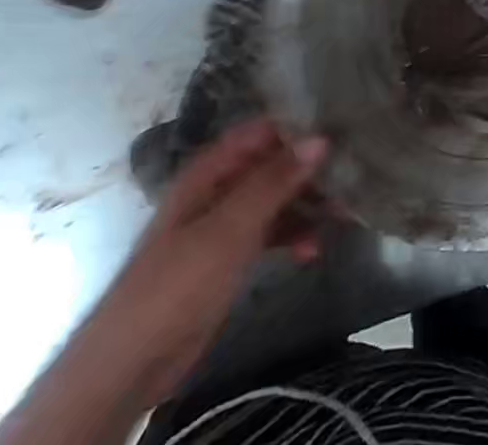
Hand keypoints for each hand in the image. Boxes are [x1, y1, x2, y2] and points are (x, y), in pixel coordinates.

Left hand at [0, 119, 326, 444]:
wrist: (134, 361)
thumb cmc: (177, 283)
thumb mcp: (230, 228)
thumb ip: (274, 181)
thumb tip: (320, 137)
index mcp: (209, 172)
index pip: (260, 132)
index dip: (298, 126)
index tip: (341, 126)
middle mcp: (219, 189)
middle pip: (273, 165)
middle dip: (311, 170)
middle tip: (353, 175)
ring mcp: (225, 223)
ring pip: (277, 198)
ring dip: (308, 204)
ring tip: (344, 214)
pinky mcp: (231, 255)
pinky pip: (272, 231)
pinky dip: (294, 235)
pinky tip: (313, 250)